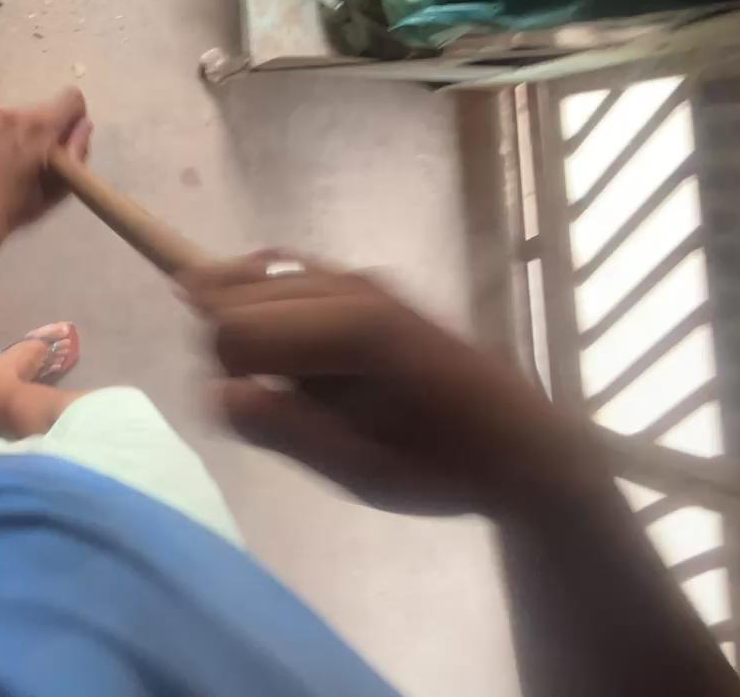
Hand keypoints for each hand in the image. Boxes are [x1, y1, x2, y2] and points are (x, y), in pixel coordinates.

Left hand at [0, 88, 91, 234]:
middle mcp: (14, 113)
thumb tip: (84, 124)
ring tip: (15, 160)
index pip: (71, 96)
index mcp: (40, 126)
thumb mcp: (58, 187)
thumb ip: (77, 152)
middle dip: (48, 128)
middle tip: (40, 157)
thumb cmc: (18, 207)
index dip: (74, 116)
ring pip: (20, 114)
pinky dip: (3, 135)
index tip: (67, 138)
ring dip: (24, 131)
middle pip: (44, 108)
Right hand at [182, 252, 604, 517]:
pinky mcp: (357, 278)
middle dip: (227, 342)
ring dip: (239, 315)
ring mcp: (353, 276)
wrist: (522, 442)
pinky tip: (275, 334)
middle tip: (265, 394)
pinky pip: (278, 266)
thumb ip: (289, 432)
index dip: (227, 372)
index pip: (237, 327)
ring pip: (250, 271)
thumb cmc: (442, 467)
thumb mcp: (364, 474)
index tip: (254, 413)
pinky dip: (255, 293)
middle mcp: (348, 286)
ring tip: (270, 368)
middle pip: (234, 291)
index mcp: (353, 332)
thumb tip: (217, 393)